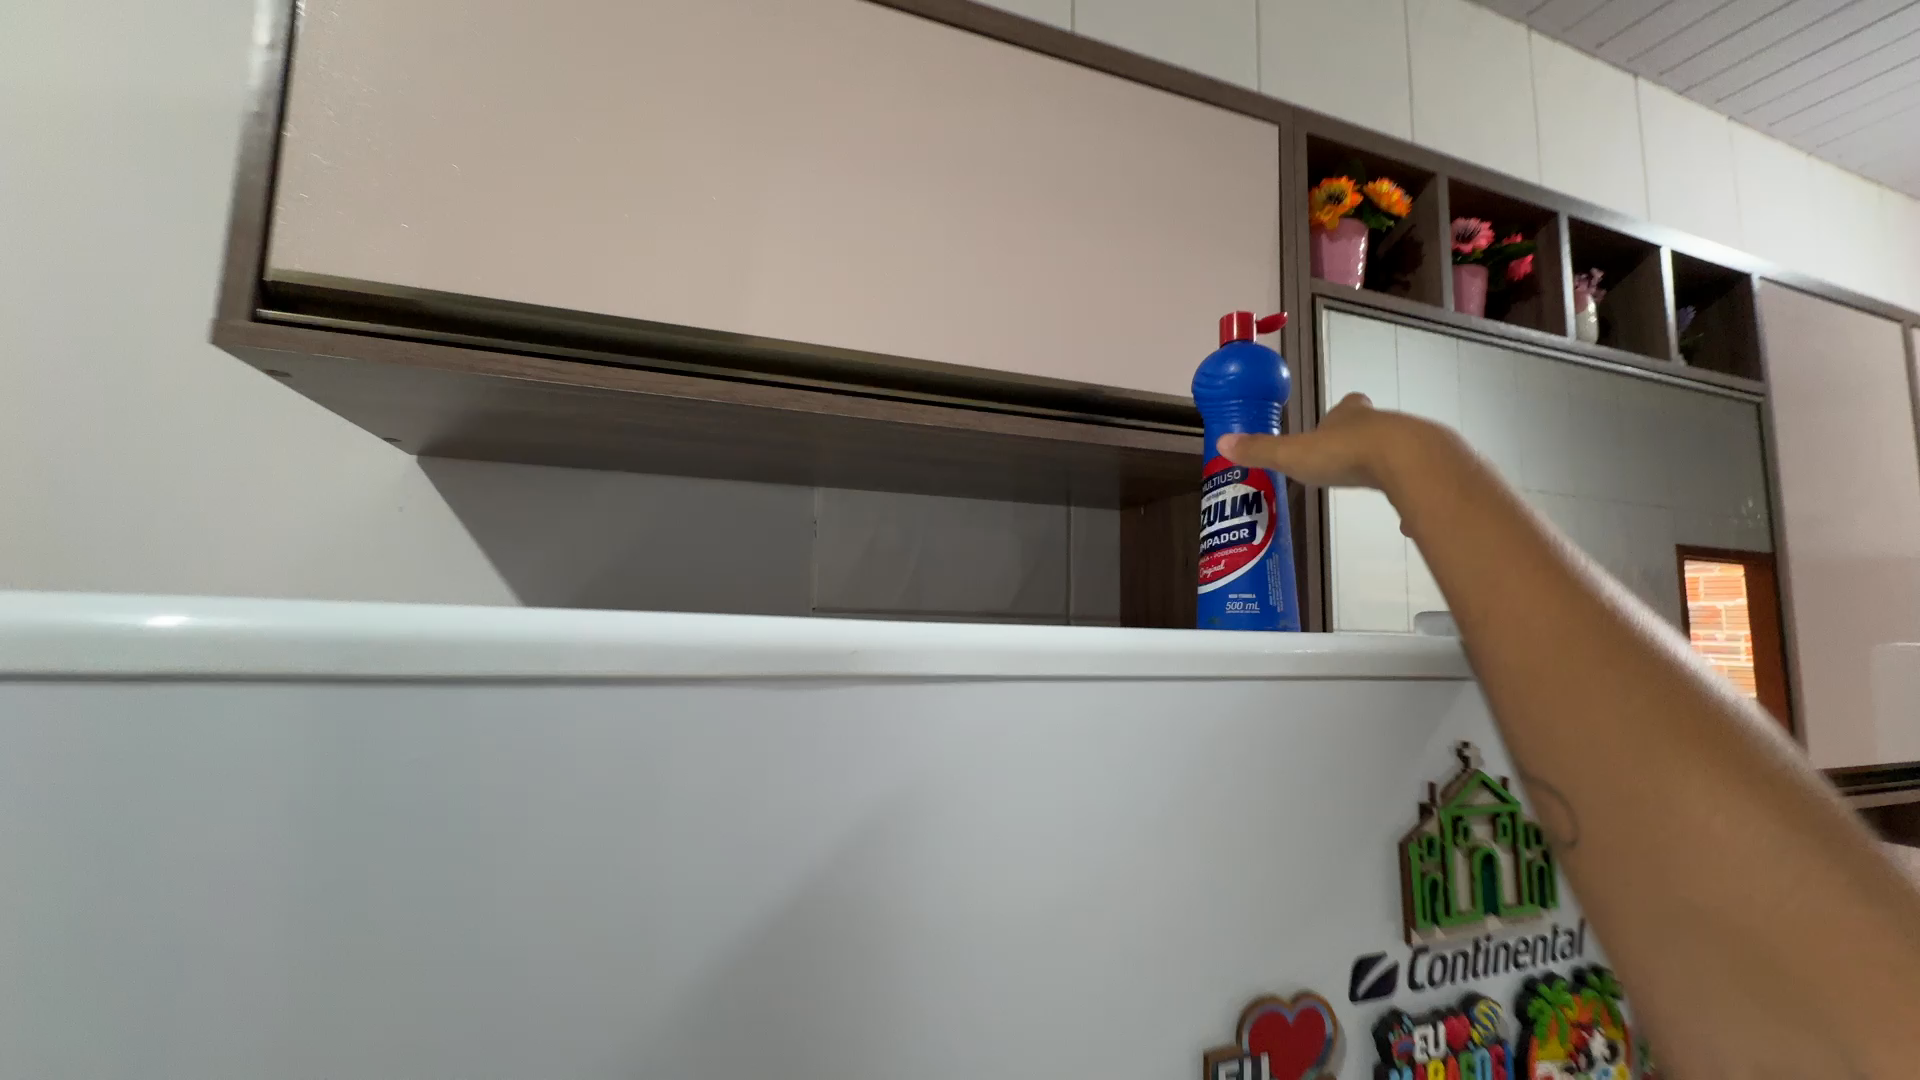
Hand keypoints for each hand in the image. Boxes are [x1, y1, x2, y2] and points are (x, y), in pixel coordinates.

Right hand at [1217, 393, 1441, 492]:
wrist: (1409, 462)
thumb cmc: (1345, 454)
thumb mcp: (1293, 455)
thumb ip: (1260, 451)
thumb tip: (1222, 443)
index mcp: (1348, 416)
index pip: (1346, 406)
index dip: (1341, 413)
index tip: (1333, 425)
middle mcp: (1381, 423)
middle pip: (1372, 427)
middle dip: (1361, 442)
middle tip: (1346, 462)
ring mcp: (1410, 443)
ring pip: (1398, 451)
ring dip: (1387, 466)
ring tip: (1373, 489)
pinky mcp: (1430, 467)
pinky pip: (1419, 482)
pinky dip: (1411, 496)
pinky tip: (1404, 521)